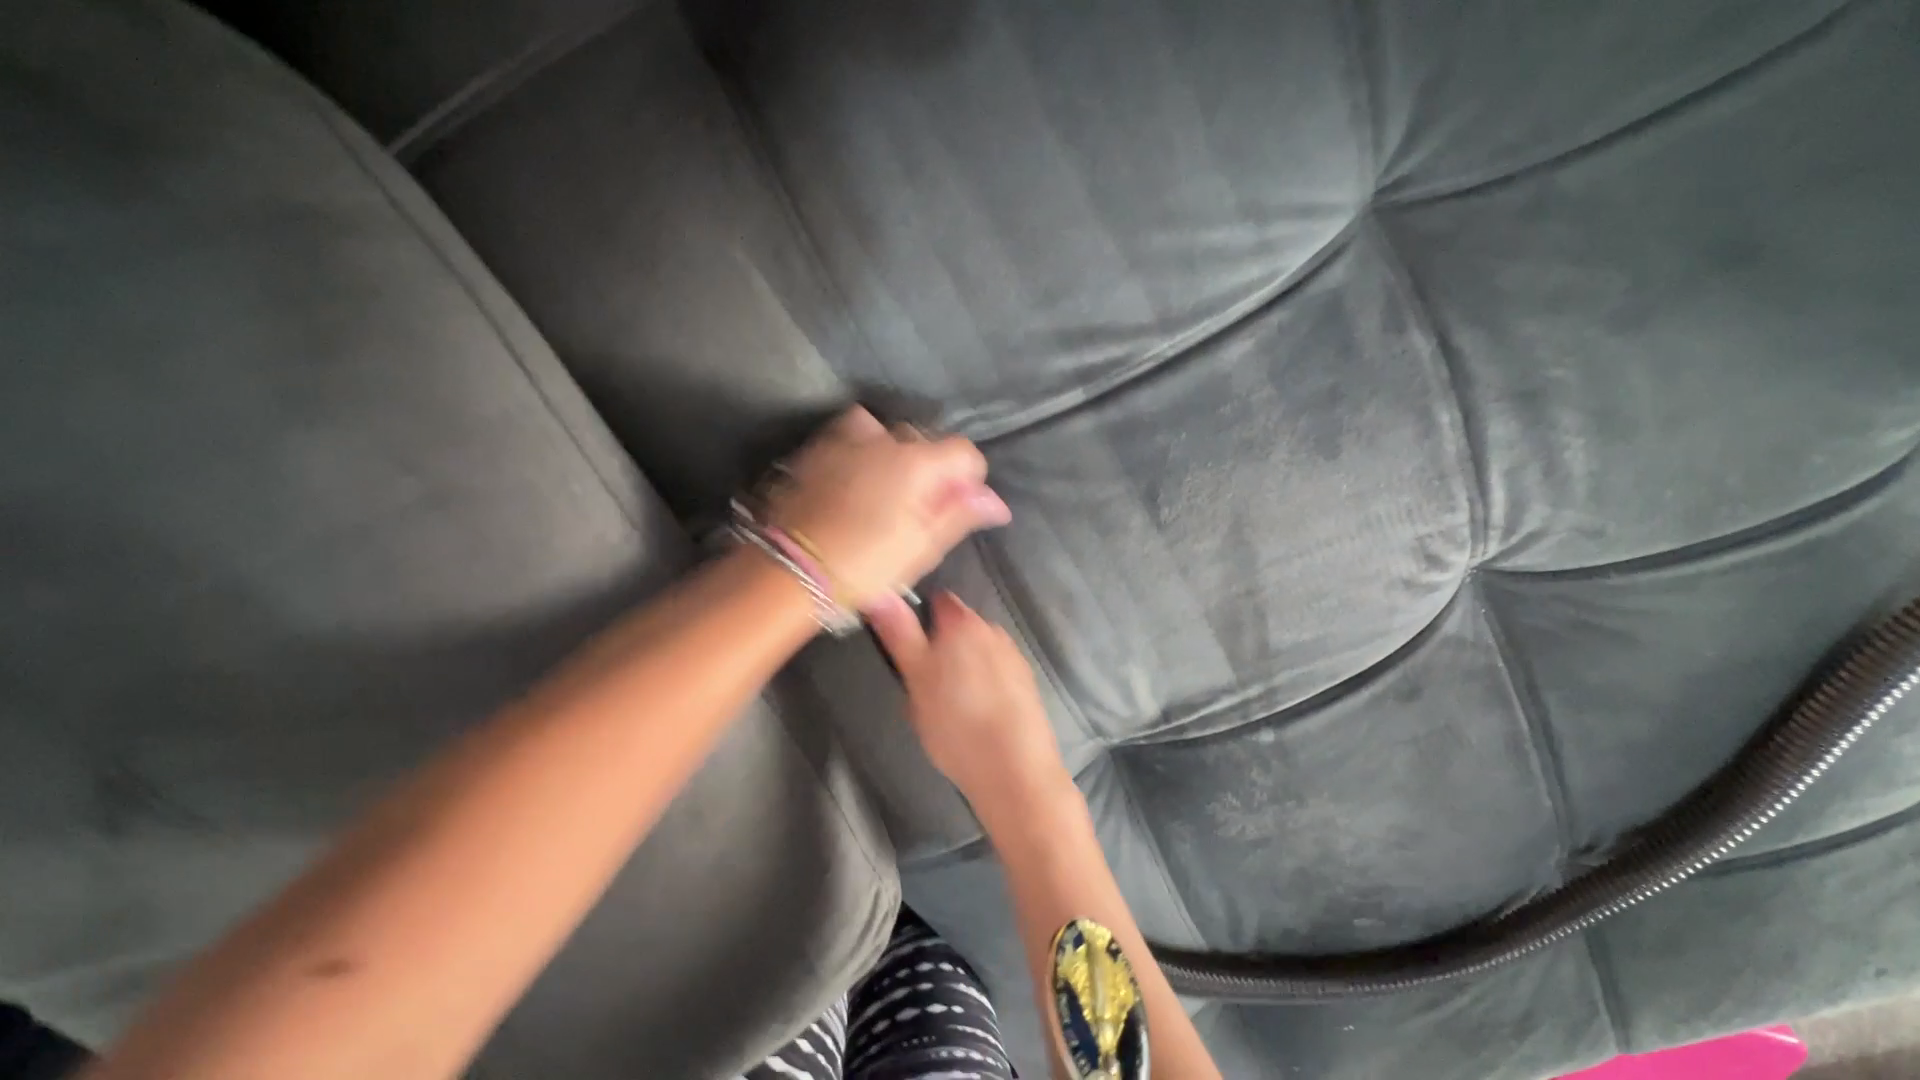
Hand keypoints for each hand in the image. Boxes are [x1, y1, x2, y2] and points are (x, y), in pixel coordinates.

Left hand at [764, 407, 1010, 610]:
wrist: (788, 568)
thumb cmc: (862, 565)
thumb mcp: (921, 547)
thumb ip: (959, 514)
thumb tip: (994, 501)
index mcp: (918, 463)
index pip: (965, 453)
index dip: (969, 481)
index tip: (958, 508)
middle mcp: (885, 440)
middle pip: (926, 442)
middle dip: (932, 471)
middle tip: (921, 513)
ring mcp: (846, 440)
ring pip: (887, 435)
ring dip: (895, 456)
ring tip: (887, 493)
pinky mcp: (816, 450)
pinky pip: (851, 438)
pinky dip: (862, 453)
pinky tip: (856, 484)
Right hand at [869, 591, 1075, 819]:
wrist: (1015, 772)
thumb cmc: (956, 724)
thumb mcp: (916, 680)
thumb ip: (899, 634)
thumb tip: (880, 594)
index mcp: (963, 623)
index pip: (937, 602)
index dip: (918, 618)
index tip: (904, 646)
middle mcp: (993, 631)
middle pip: (958, 629)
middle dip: (940, 649)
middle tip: (921, 686)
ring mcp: (1014, 658)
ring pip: (977, 654)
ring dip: (963, 669)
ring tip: (948, 709)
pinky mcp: (1028, 686)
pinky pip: (996, 675)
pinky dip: (983, 688)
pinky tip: (975, 718)